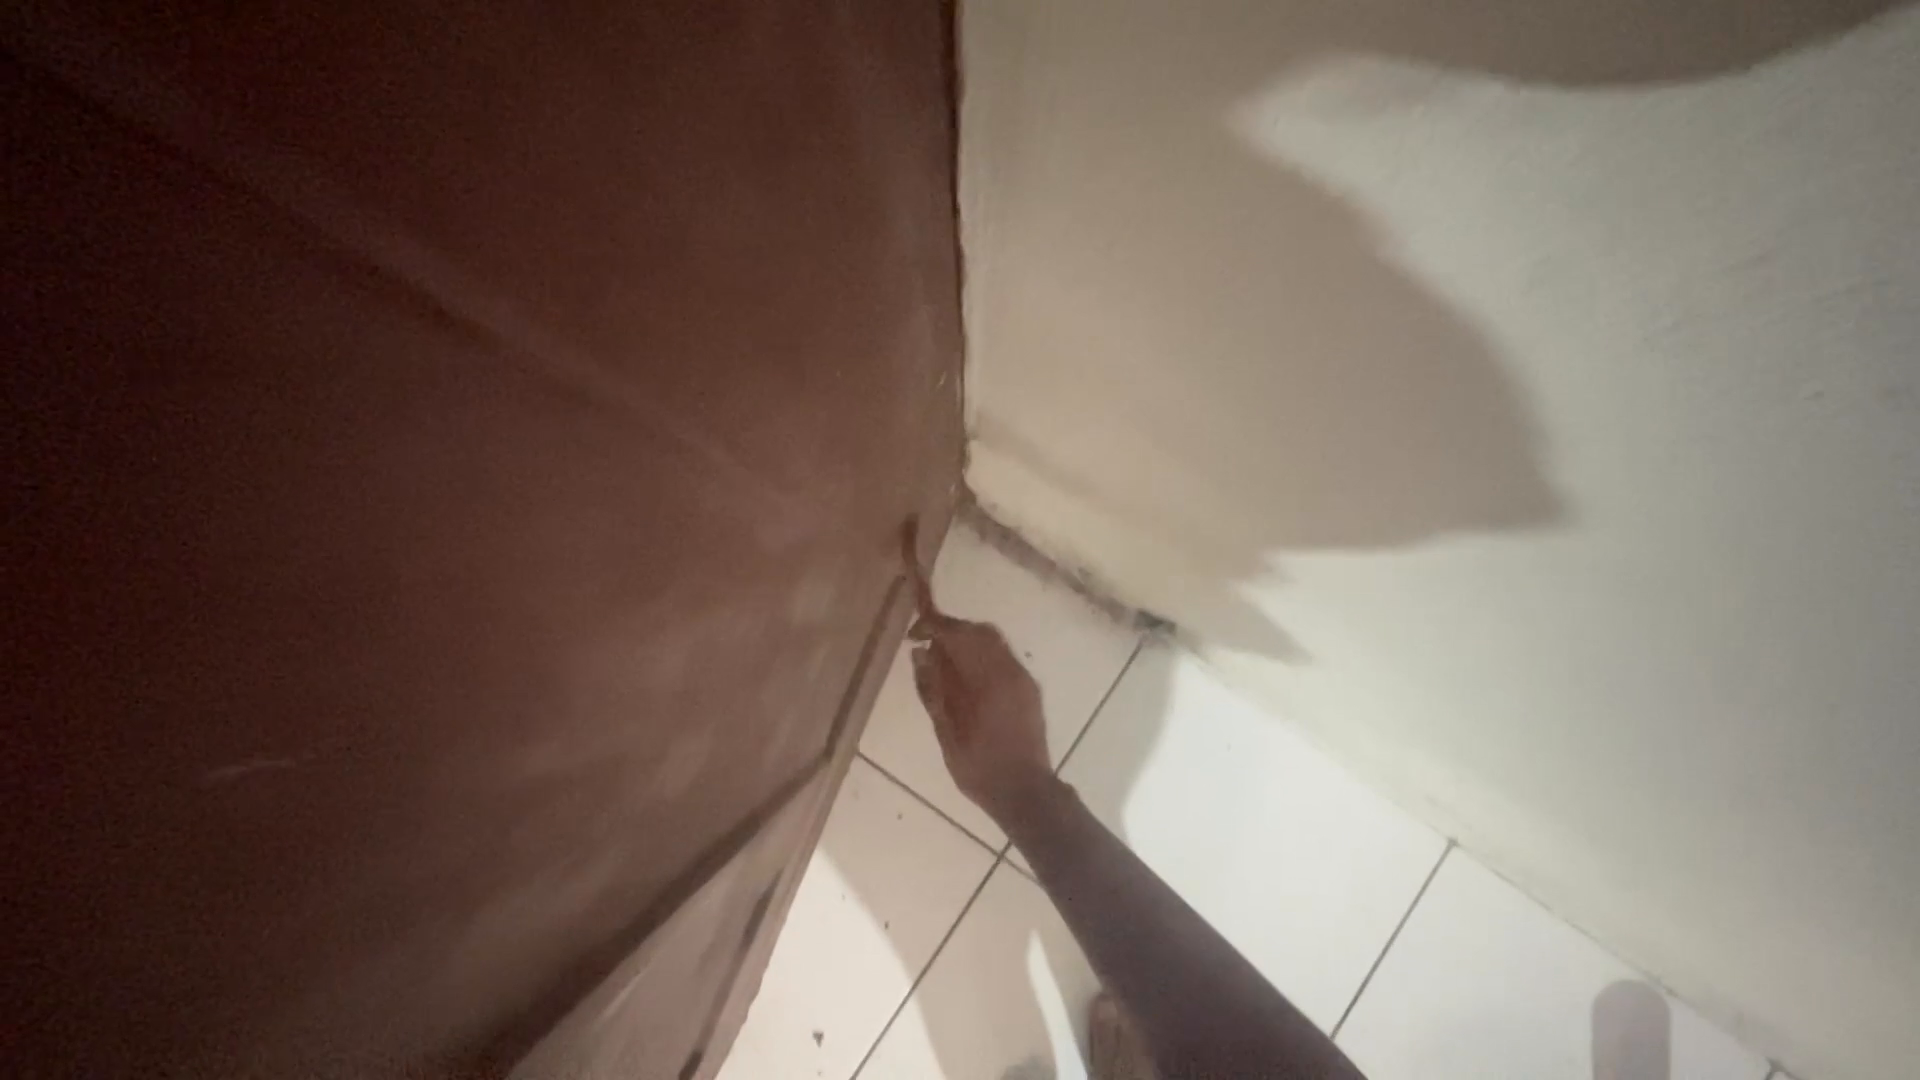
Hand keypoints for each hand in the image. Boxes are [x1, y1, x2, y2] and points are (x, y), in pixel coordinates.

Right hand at [909, 614, 1057, 823]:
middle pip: (978, 631)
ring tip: (943, 661)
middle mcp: (1009, 671)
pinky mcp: (1029, 687)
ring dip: (967, 640)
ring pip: (993, 641)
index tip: (913, 633)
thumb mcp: (946, 732)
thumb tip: (919, 652)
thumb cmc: (979, 768)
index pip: (958, 635)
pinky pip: (1003, 656)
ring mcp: (1022, 678)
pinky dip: (982, 654)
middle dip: (950, 630)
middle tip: (925, 644)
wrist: (1025, 791)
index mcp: (986, 680)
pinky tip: (966, 676)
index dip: (933, 625)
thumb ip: (932, 689)